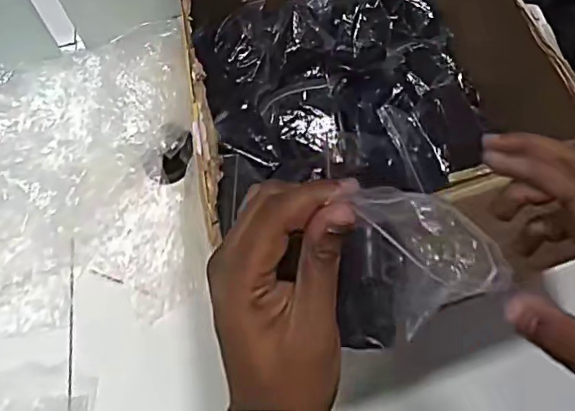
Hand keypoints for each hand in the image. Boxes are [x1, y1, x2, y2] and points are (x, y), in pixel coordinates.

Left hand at [206, 179, 356, 410]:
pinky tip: (317, 225)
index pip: (273, 212)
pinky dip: (290, 219)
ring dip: (298, 203)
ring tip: (337, 208)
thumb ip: (322, 260)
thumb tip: (338, 209)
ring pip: (261, 208)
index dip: (312, 195)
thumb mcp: (314, 324)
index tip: (349, 190)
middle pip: (263, 203)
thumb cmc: (291, 384)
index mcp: (237, 272)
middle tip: (347, 199)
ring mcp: (229, 262)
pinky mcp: (240, 268)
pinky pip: (262, 226)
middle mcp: (225, 259)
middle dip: (306, 194)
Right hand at [482, 134, 574, 410]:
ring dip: (536, 188)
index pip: (573, 187)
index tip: (494, 156)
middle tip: (495, 147)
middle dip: (533, 151)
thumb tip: (513, 306)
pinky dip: (549, 216)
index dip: (529, 165)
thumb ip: (559, 334)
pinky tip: (531, 237)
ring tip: (503, 206)